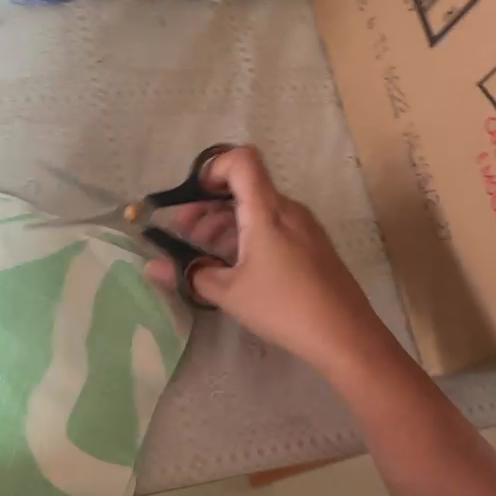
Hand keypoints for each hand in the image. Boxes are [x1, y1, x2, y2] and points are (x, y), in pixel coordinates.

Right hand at [145, 146, 395, 377]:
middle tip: (182, 234)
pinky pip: (274, 227)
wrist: (345, 334)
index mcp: (267, 211)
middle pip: (245, 188)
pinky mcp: (312, 246)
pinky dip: (248, 237)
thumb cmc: (283, 307)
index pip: (241, 161)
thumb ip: (188, 274)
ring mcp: (304, 227)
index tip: (190, 197)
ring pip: (258, 210)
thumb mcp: (229, 294)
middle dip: (208, 206)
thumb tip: (150, 267)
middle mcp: (288, 210)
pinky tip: (234, 267)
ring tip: (202, 255)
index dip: (212, 168)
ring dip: (226, 225)